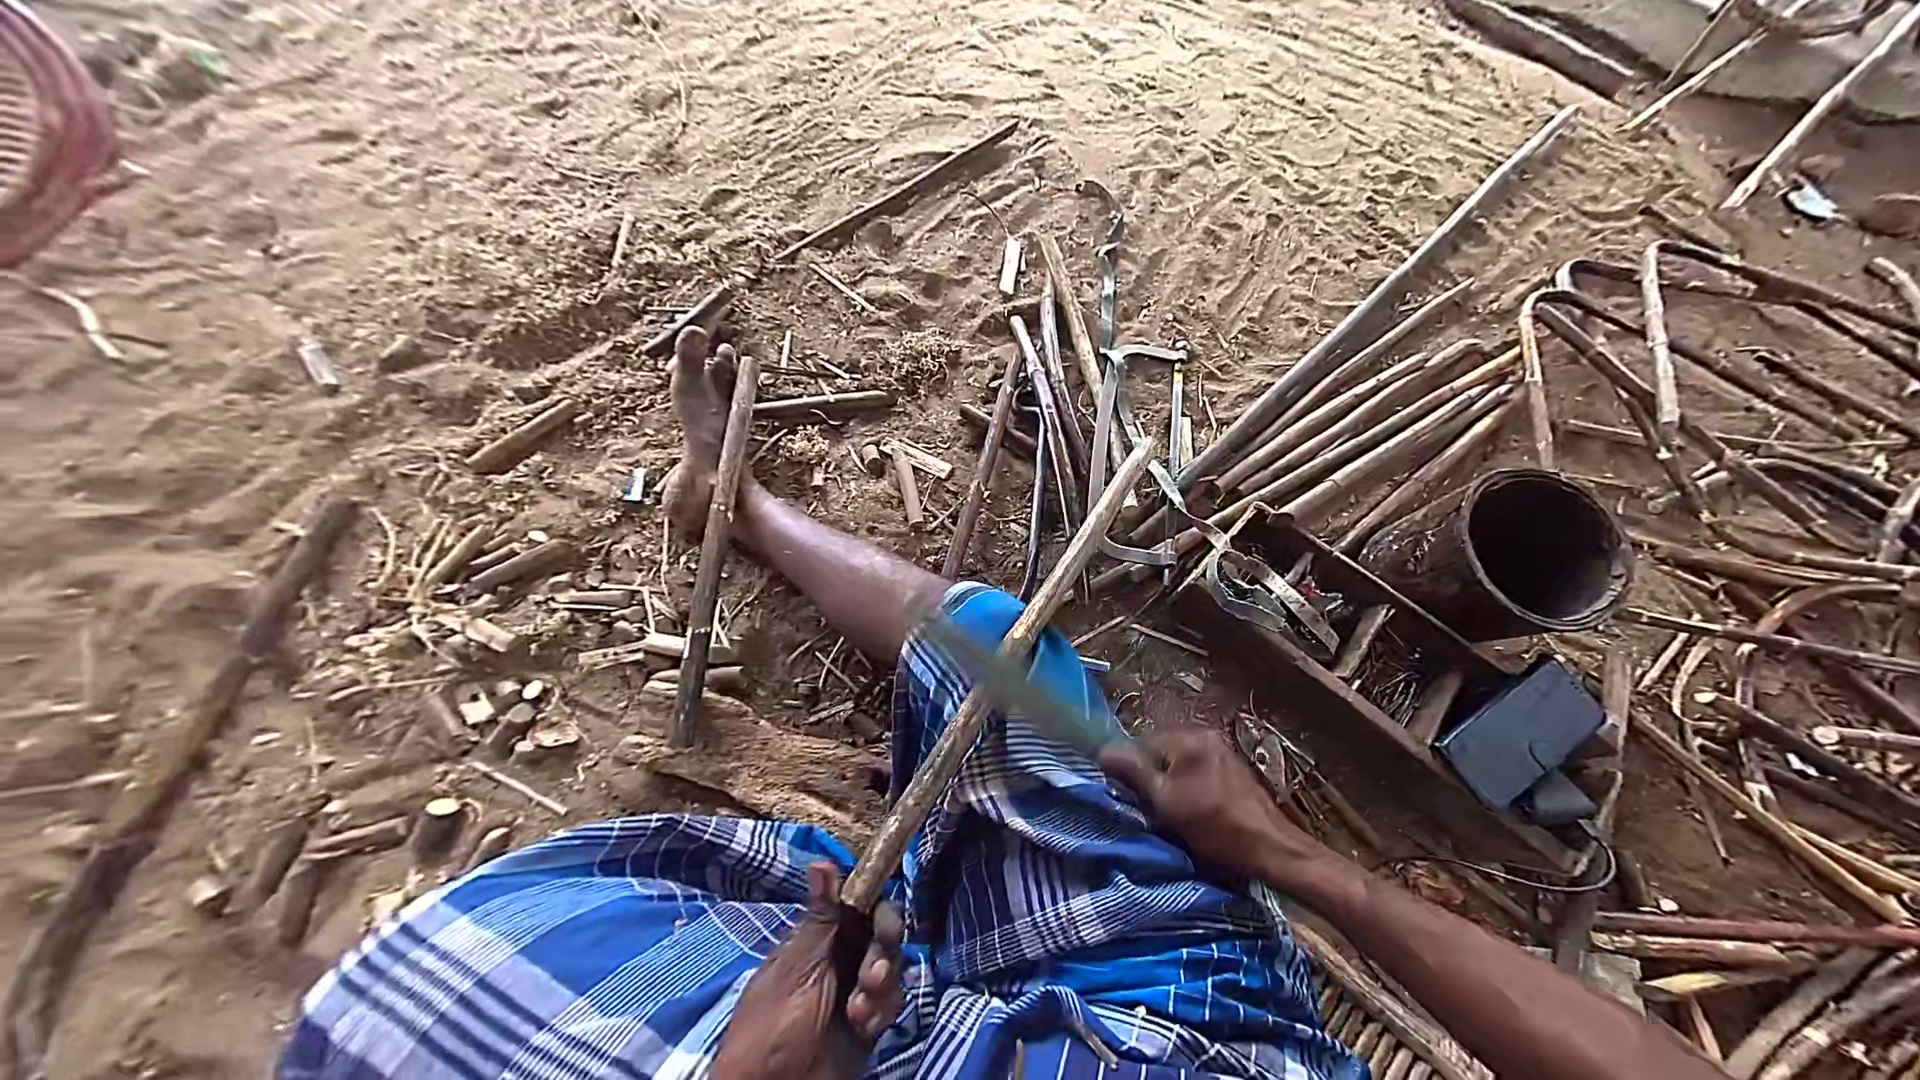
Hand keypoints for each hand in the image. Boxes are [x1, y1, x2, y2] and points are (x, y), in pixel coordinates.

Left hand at [711, 862, 904, 1079]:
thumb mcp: (794, 965)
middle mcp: (845, 954)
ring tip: (857, 1008)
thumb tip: (822, 861)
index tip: (879, 915)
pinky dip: (882, 1010)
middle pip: (884, 931)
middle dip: (884, 946)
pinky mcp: (871, 1022)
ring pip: (892, 965)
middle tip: (872, 971)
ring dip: (881, 983)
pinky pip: (892, 1002)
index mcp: (823, 933)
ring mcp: (859, 988)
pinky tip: (862, 1025)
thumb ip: (818, 915)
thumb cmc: (771, 1022)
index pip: (861, 902)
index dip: (876, 904)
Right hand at [1099, 726, 1335, 888]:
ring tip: (1172, 813)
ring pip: (1176, 762)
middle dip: (1150, 777)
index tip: (1131, 800)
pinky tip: (1192, 810)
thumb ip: (1131, 772)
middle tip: (1151, 808)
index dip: (1129, 772)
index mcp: (1186, 736)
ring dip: (1168, 784)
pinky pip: (1194, 770)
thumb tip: (1102, 752)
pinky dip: (1187, 786)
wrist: (1272, 849)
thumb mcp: (1165, 801)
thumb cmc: (1215, 826)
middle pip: (1157, 751)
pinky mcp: (1230, 767)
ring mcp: (1219, 749)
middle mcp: (1203, 734)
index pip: (1137, 745)